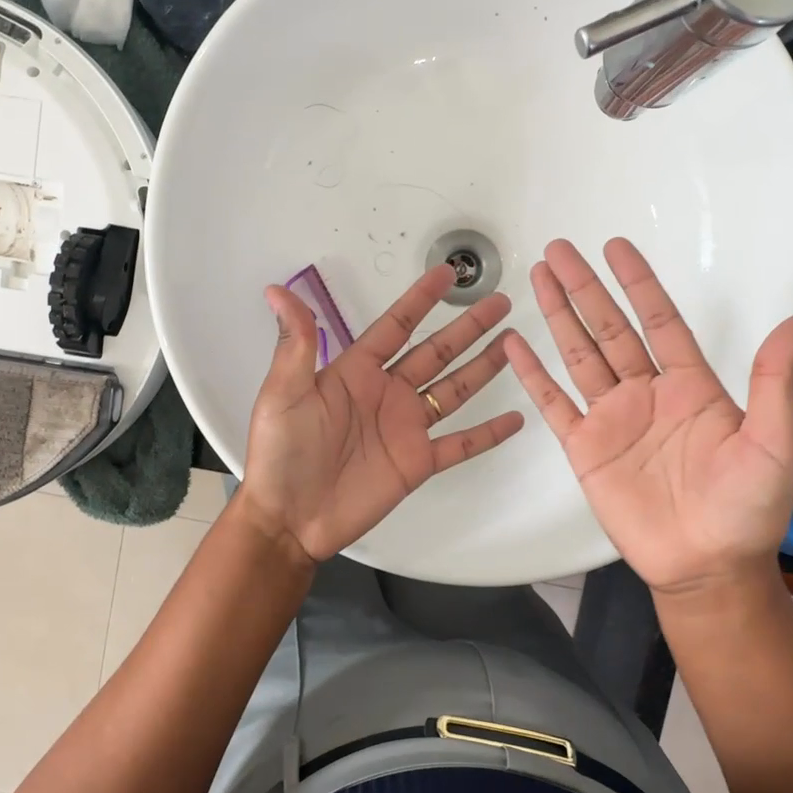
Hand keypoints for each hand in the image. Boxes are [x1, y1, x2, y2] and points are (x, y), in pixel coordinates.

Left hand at [239, 264, 524, 562]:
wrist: (290, 518)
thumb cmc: (281, 454)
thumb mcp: (283, 393)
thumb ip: (296, 343)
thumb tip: (278, 290)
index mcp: (355, 372)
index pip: (396, 326)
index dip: (421, 299)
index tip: (446, 274)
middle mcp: (385, 394)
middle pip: (436, 352)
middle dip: (468, 327)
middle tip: (499, 303)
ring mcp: (404, 429)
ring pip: (454, 390)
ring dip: (483, 368)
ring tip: (512, 345)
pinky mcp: (416, 463)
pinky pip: (459, 445)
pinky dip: (487, 434)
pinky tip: (513, 420)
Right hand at [503, 239, 792, 596]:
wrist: (706, 566)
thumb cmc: (747, 509)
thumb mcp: (773, 442)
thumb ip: (772, 382)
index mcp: (691, 387)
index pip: (658, 321)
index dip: (637, 284)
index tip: (616, 248)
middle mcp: (647, 393)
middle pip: (608, 328)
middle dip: (584, 287)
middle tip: (559, 251)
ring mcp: (612, 419)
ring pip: (578, 355)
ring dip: (558, 316)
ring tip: (538, 279)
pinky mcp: (585, 449)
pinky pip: (554, 403)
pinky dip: (534, 374)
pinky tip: (517, 346)